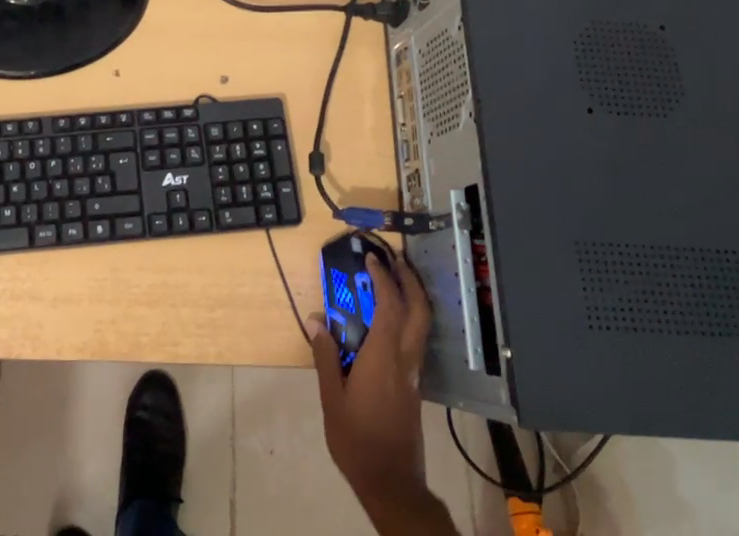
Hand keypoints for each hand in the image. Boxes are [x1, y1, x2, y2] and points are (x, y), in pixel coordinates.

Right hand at [311, 254, 454, 533]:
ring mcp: (413, 373)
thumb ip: (325, 357)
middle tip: (394, 259)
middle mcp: (404, 360)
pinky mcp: (414, 386)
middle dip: (410, 280)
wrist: (391, 480)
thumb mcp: (331, 398)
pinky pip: (415, 341)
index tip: (371, 258)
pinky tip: (389, 321)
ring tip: (395, 280)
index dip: (383, 278)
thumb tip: (316, 320)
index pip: (389, 306)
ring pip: (422, 326)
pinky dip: (408, 319)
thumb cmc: (355, 439)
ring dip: (413, 297)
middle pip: (419, 310)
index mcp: (382, 358)